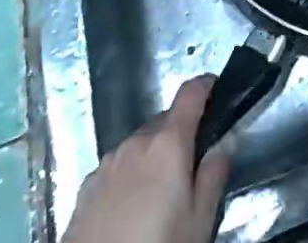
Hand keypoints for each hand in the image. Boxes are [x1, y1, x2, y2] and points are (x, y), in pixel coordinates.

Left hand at [64, 77, 230, 242]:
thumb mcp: (199, 220)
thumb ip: (214, 176)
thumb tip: (222, 147)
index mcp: (168, 143)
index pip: (191, 93)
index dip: (206, 86)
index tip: (217, 91)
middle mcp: (136, 142)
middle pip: (165, 120)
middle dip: (181, 132)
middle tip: (192, 163)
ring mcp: (107, 163)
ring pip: (140, 143)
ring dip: (154, 153)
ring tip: (160, 191)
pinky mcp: (85, 187)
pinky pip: (117, 166)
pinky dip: (129, 173)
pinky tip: (130, 206)